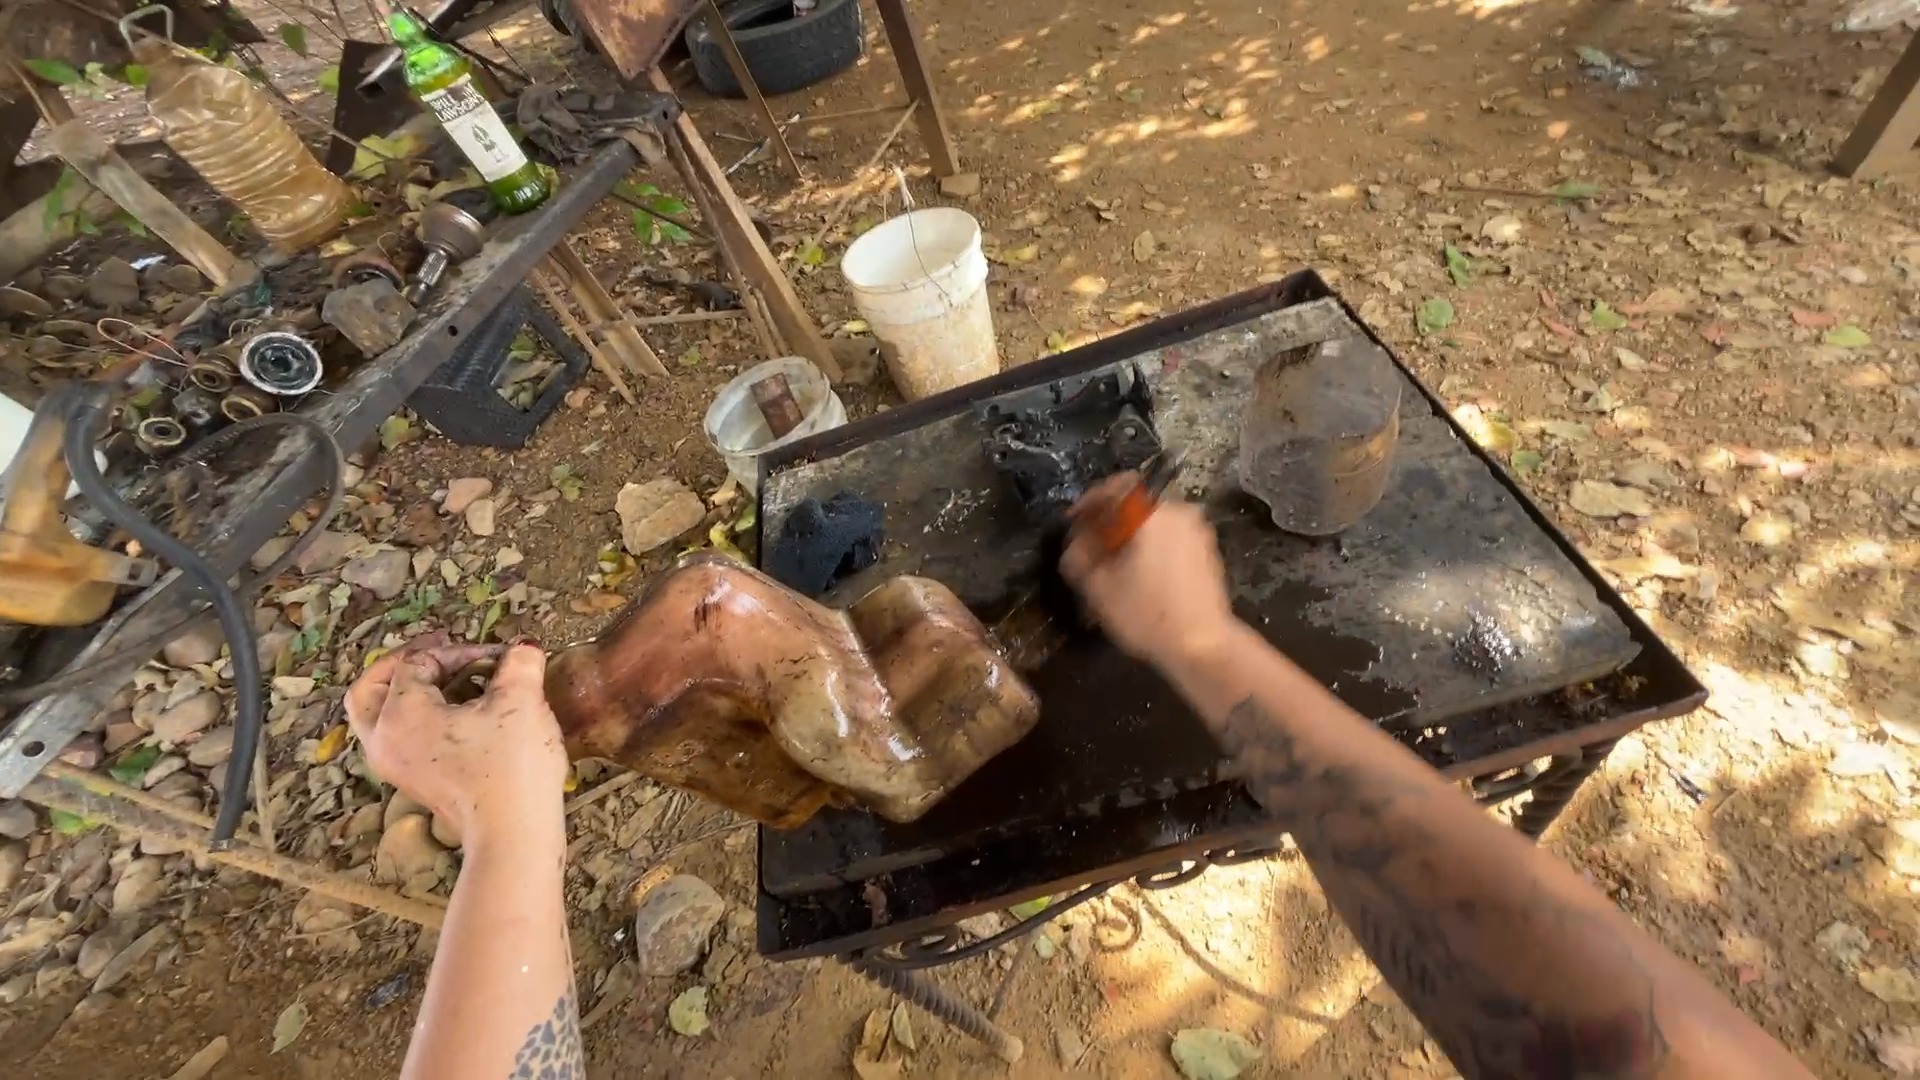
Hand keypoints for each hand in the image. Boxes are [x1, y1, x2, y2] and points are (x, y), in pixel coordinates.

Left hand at [345, 634, 567, 845]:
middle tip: (441, 649)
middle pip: (370, 687)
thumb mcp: (522, 700)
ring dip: (410, 688)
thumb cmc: (512, 761)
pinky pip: (399, 733)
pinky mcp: (413, 779)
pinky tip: (460, 711)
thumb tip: (524, 646)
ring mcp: (394, 764)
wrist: (513, 828)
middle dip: (405, 662)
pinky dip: (420, 712)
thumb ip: (520, 662)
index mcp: (400, 714)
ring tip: (451, 678)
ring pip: (381, 713)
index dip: (460, 651)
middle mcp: (383, 739)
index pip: (418, 662)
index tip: (500, 656)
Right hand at [1059, 474, 1237, 667]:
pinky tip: (1138, 575)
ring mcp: (1198, 531)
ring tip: (1112, 565)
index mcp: (1151, 513)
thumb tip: (1075, 540)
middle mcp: (1179, 512)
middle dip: (1108, 523)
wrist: (1203, 646)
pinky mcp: (1207, 551)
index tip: (1073, 523)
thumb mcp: (1097, 587)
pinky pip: (1169, 536)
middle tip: (1091, 548)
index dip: (1088, 502)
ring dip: (1129, 536)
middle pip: (1133, 505)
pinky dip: (1150, 546)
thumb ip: (1077, 555)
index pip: (1114, 487)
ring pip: (1152, 522)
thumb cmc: (1147, 614)